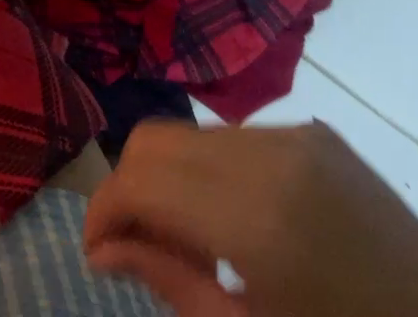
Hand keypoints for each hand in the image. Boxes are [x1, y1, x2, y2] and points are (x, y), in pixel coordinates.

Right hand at [82, 121, 417, 316]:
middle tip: (141, 251)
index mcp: (257, 219)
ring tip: (193, 243)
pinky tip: (236, 224)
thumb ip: (168, 282)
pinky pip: (234, 139)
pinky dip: (211, 172)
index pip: (139, 180)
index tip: (98, 256)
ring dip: (169, 180)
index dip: (102, 212)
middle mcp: (272, 155)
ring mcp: (300, 137)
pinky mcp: (319, 135)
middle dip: (129, 191)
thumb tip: (102, 249)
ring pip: (190, 136)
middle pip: (154, 142)